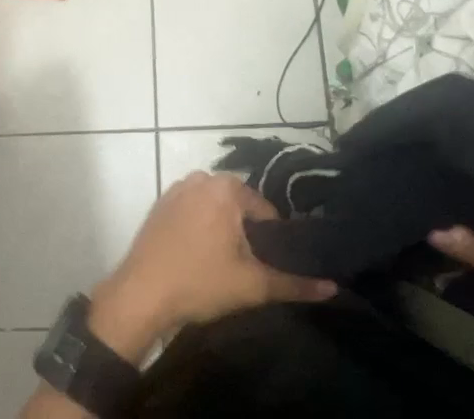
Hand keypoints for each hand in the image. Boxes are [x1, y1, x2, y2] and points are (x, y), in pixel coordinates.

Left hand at [86, 172, 336, 360]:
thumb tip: (333, 287)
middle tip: (245, 268)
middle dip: (246, 234)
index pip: (266, 212)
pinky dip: (200, 228)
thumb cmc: (199, 283)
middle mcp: (202, 178)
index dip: (272, 241)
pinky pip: (193, 211)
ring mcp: (177, 188)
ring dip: (223, 231)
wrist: (140, 296)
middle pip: (240, 207)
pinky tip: (198, 256)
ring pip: (216, 209)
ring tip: (222, 265)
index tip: (265, 266)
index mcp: (227, 188)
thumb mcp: (253, 285)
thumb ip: (295, 284)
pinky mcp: (160, 204)